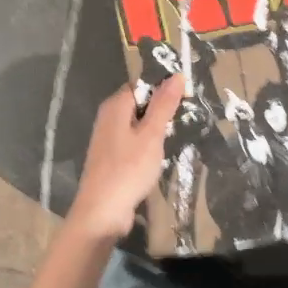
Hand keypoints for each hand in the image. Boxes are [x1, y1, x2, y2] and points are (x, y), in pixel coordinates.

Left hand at [69, 76, 184, 240]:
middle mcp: (107, 118)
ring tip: (175, 138)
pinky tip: (158, 158)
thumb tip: (176, 75)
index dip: (162, 90)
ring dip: (154, 132)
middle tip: (183, 120)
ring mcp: (107, 139)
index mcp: (115, 106)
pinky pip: (132, 143)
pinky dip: (146, 147)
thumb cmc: (128, 170)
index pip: (141, 85)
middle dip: (160, 112)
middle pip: (139, 105)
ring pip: (137, 126)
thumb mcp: (152, 135)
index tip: (185, 99)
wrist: (102, 212)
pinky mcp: (110, 159)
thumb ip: (164, 105)